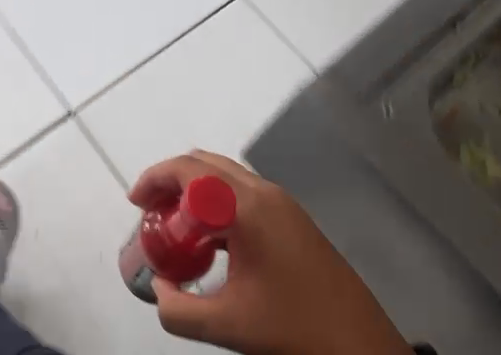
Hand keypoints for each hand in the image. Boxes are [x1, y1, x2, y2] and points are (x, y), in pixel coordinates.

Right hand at [129, 150, 411, 354]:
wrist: (364, 350)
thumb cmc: (295, 329)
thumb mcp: (228, 326)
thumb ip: (179, 309)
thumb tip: (159, 290)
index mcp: (248, 208)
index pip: (190, 170)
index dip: (156, 178)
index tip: (137, 203)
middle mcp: (266, 194)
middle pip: (205, 164)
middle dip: (171, 180)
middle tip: (150, 210)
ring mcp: (284, 206)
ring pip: (225, 177)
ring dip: (194, 191)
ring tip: (174, 226)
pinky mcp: (295, 222)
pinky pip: (243, 194)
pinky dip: (216, 204)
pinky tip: (210, 241)